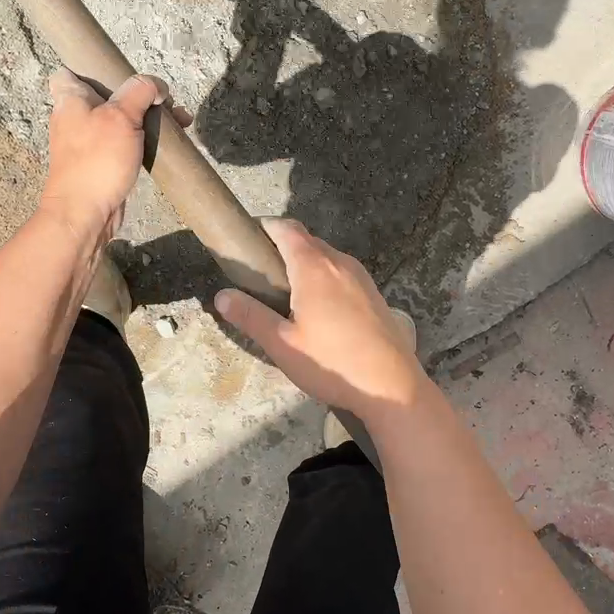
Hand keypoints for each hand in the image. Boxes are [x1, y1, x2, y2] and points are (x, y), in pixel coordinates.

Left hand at [38, 69, 183, 241]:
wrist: (85, 214)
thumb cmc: (97, 161)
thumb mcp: (121, 116)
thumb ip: (138, 91)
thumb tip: (155, 85)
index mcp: (71, 99)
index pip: (70, 72)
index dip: (93, 69)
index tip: (121, 73)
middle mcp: (76, 117)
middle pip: (110, 95)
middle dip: (140, 96)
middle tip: (166, 102)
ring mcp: (89, 142)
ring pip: (122, 120)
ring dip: (149, 118)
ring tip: (180, 120)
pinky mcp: (103, 163)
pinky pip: (127, 143)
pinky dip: (146, 140)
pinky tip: (171, 141)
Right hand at [214, 219, 430, 420]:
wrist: (392, 386)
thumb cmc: (332, 363)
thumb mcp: (283, 344)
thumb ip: (251, 316)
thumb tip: (221, 296)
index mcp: (314, 267)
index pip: (286, 228)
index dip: (265, 227)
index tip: (246, 239)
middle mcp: (340, 262)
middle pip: (307, 240)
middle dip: (281, 246)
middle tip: (258, 271)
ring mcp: (361, 276)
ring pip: (326, 256)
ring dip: (304, 262)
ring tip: (284, 291)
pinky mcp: (374, 293)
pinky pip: (342, 272)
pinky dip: (324, 276)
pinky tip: (317, 308)